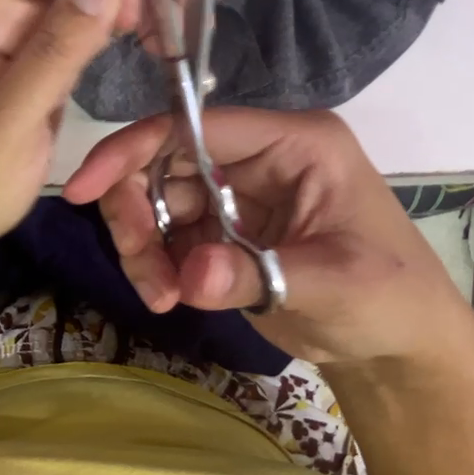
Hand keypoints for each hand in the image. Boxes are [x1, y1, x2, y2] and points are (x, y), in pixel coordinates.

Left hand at [0, 0, 172, 254]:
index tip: (150, 7)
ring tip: (166, 38)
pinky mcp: (48, 43)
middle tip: (171, 26)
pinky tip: (150, 44)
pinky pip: (98, 0)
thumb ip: (53, 55)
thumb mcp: (8, 128)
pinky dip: (133, 10)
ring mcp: (27, 22)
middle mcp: (6, 4)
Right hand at [64, 108, 473, 365]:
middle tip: (143, 269)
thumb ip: (258, 276)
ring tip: (163, 297)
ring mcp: (230, 197)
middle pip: (158, 166)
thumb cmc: (387, 300)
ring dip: (141, 251)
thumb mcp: (334, 286)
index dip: (131, 151)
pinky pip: (159, 240)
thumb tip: (189, 275)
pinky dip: (151, 269)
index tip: (82, 191)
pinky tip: (170, 298)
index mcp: (293, 146)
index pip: (194, 128)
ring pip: (150, 205)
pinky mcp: (213, 234)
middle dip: (135, 216)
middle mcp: (253, 161)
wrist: (391, 345)